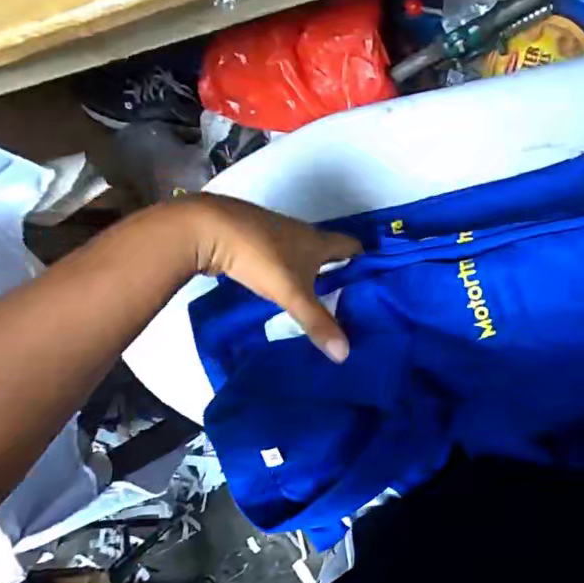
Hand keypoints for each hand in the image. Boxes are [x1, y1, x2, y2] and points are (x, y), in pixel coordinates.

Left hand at [177, 194, 363, 361]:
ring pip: (302, 254)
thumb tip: (345, 354)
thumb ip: (317, 322)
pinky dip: (287, 273)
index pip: (352, 246)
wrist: (208, 228)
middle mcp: (300, 232)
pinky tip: (283, 291)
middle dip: (340, 271)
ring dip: (312, 272)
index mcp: (317, 240)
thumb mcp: (292, 293)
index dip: (365, 261)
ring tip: (319, 299)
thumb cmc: (260, 256)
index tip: (375, 281)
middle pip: (328, 250)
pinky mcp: (252, 240)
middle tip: (350, 298)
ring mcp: (274, 234)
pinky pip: (279, 258)